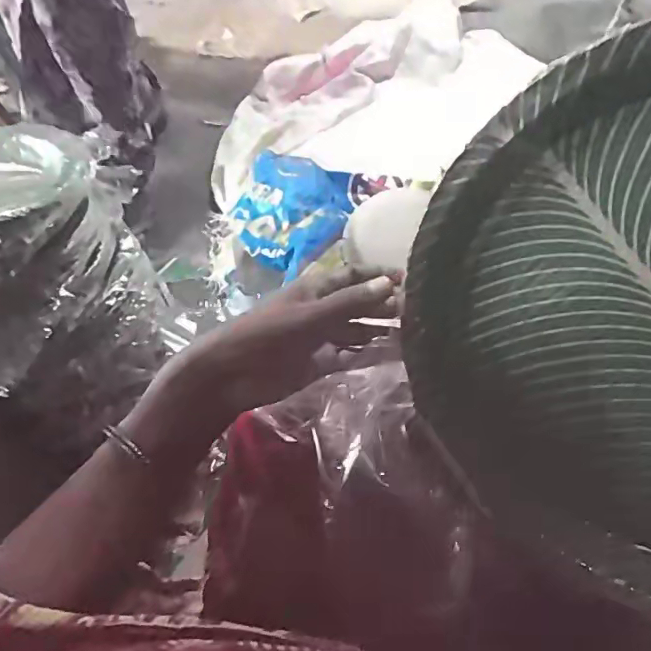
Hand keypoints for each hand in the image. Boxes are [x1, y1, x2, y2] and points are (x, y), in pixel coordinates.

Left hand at [128, 267, 400, 453]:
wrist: (231, 375)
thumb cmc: (266, 334)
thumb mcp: (310, 316)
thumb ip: (349, 303)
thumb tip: (390, 286)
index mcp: (316, 289)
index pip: (354, 276)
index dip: (379, 276)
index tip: (409, 278)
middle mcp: (322, 310)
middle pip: (361, 304)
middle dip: (386, 306)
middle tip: (419, 311)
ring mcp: (322, 338)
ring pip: (359, 331)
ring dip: (382, 332)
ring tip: (414, 335)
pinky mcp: (321, 363)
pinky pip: (352, 356)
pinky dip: (371, 355)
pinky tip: (394, 357)